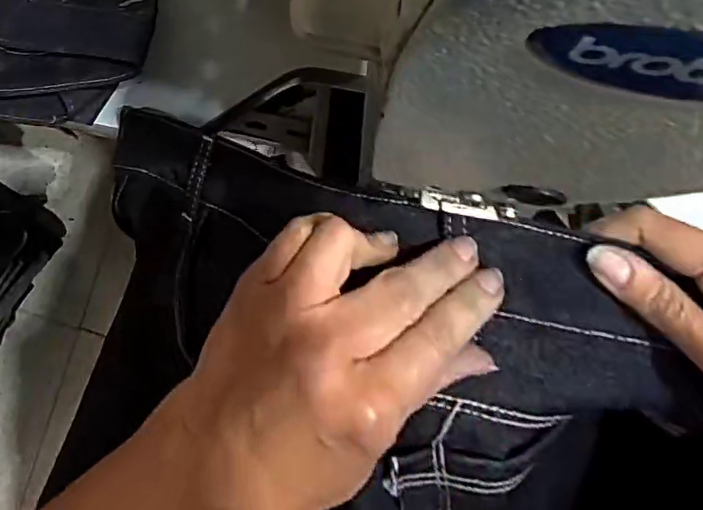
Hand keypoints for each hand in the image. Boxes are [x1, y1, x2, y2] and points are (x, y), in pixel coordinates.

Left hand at [49, 213, 504, 509]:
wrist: (211, 461)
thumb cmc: (299, 472)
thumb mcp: (372, 444)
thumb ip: (426, 387)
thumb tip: (481, 354)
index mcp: (363, 399)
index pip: (434, 338)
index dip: (470, 304)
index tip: (491, 280)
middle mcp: (326, 344)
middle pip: (401, 289)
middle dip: (444, 266)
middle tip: (466, 249)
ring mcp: (285, 307)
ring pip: (342, 244)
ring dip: (375, 241)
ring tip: (389, 250)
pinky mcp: (255, 286)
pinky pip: (295, 234)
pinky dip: (323, 231)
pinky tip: (338, 242)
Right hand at [585, 207, 702, 509]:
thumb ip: (667, 310)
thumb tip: (602, 257)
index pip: (660, 226)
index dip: (610, 234)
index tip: (571, 261)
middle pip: (674, 238)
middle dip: (626, 254)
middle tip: (585, 288)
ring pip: (690, 260)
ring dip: (650, 276)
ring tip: (612, 304)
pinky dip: (678, 293)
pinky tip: (661, 318)